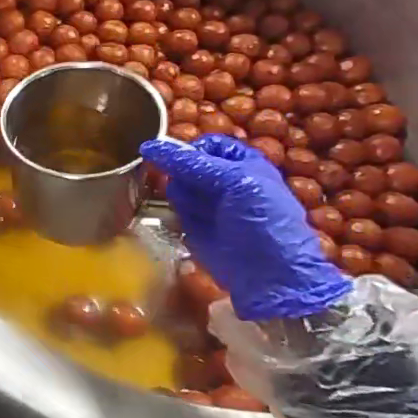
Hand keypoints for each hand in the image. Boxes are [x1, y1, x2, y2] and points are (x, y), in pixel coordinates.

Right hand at [140, 134, 349, 320]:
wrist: (268, 273)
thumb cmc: (261, 219)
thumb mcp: (234, 181)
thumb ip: (193, 163)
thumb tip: (149, 147)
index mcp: (242, 163)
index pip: (206, 145)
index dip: (189, 150)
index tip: (172, 160)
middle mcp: (224, 181)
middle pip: (186, 165)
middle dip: (182, 174)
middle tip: (191, 189)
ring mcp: (208, 204)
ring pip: (178, 186)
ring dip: (182, 196)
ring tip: (198, 211)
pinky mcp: (194, 226)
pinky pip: (176, 210)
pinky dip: (178, 213)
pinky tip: (189, 224)